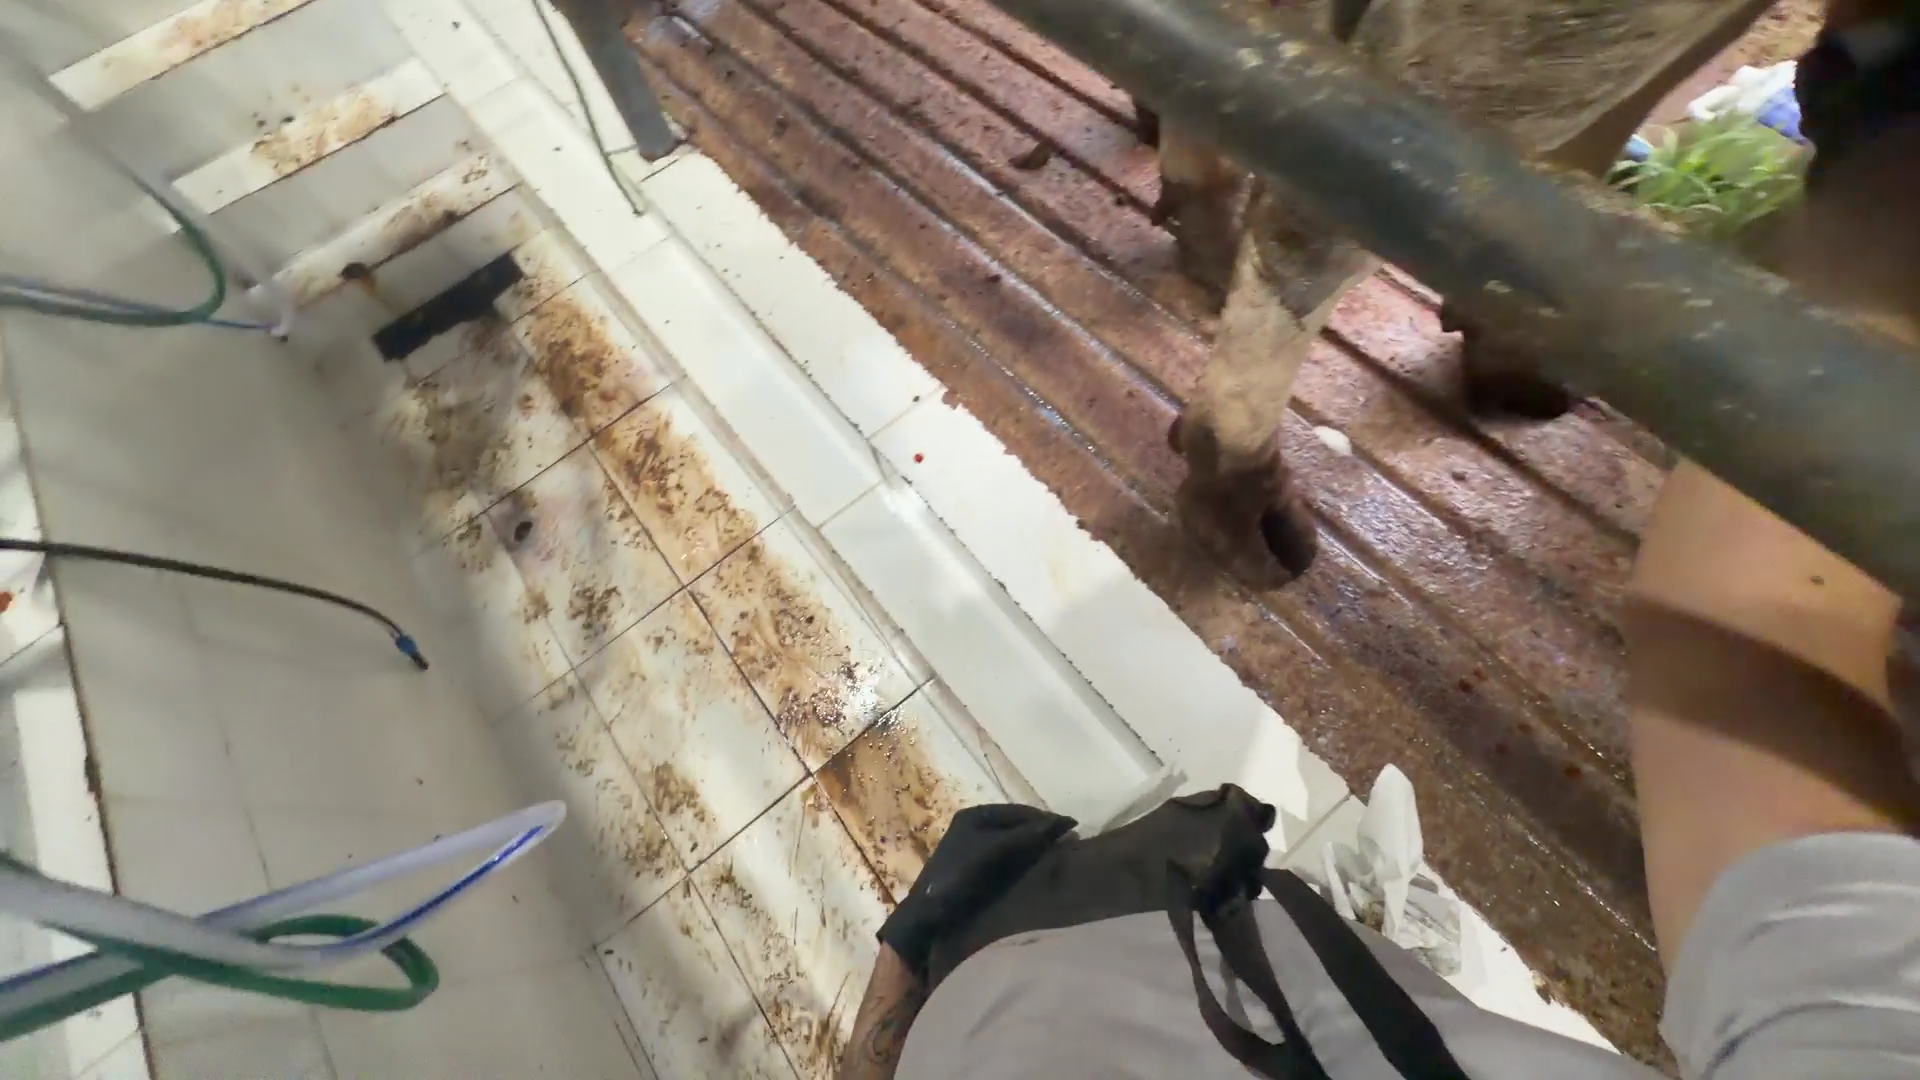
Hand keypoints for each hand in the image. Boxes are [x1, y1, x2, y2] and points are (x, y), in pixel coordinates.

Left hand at [876, 804, 1075, 977]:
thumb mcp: (996, 852)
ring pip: (1012, 842)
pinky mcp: (973, 868)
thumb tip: (1064, 823)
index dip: (1045, 820)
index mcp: (975, 814)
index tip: (1072, 830)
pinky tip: (1036, 871)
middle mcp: (972, 825)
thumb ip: (1027, 837)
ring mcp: (972, 847)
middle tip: (1068, 846)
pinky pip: (1005, 857)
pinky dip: (1023, 860)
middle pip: (1016, 825)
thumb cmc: (960, 876)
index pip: (1019, 811)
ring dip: (1033, 848)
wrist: (928, 916)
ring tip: (1057, 858)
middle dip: (1041, 834)